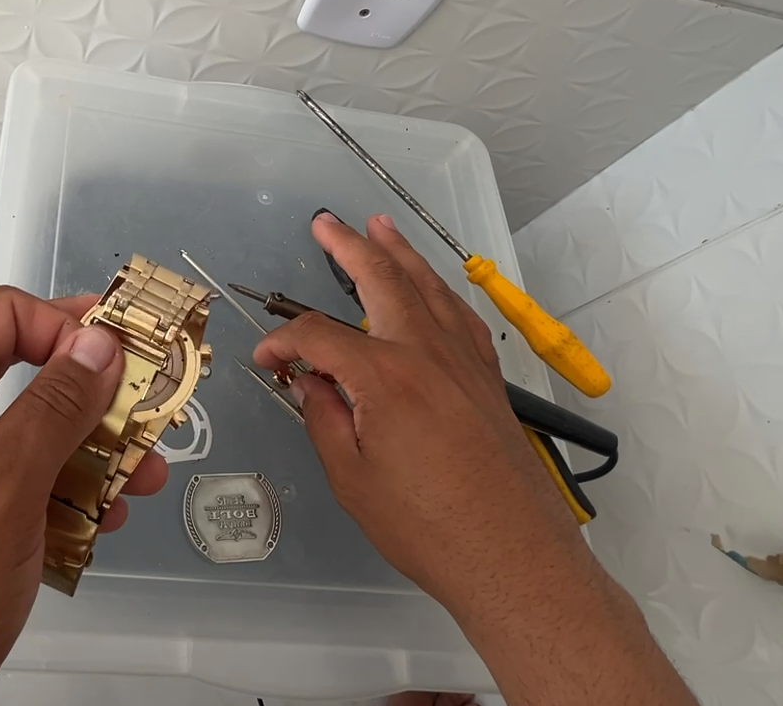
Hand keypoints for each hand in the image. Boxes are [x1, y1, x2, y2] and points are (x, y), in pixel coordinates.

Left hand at [0, 286, 165, 705]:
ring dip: (86, 450)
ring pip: (25, 436)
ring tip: (137, 478)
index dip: (66, 325)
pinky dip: (58, 494)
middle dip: (91, 395)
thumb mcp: (2, 486)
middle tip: (146, 414)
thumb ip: (55, 406)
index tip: (123, 357)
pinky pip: (13, 486)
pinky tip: (96, 519)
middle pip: (22, 375)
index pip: (4, 315)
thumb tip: (98, 342)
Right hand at [257, 213, 695, 705]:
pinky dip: (439, 290)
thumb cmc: (425, 526)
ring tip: (380, 225)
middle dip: (350, 246)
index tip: (266, 360)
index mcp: (384, 376)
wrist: (516, 561)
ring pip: (428, 287)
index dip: (283, 342)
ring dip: (400, 252)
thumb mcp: (352, 477)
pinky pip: (460, 316)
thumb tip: (309, 380)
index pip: (318, 336)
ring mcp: (464, 361)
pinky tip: (431, 285)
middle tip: (326, 222)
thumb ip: (324, 417)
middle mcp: (426, 353)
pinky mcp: (487, 379)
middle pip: (382, 280)